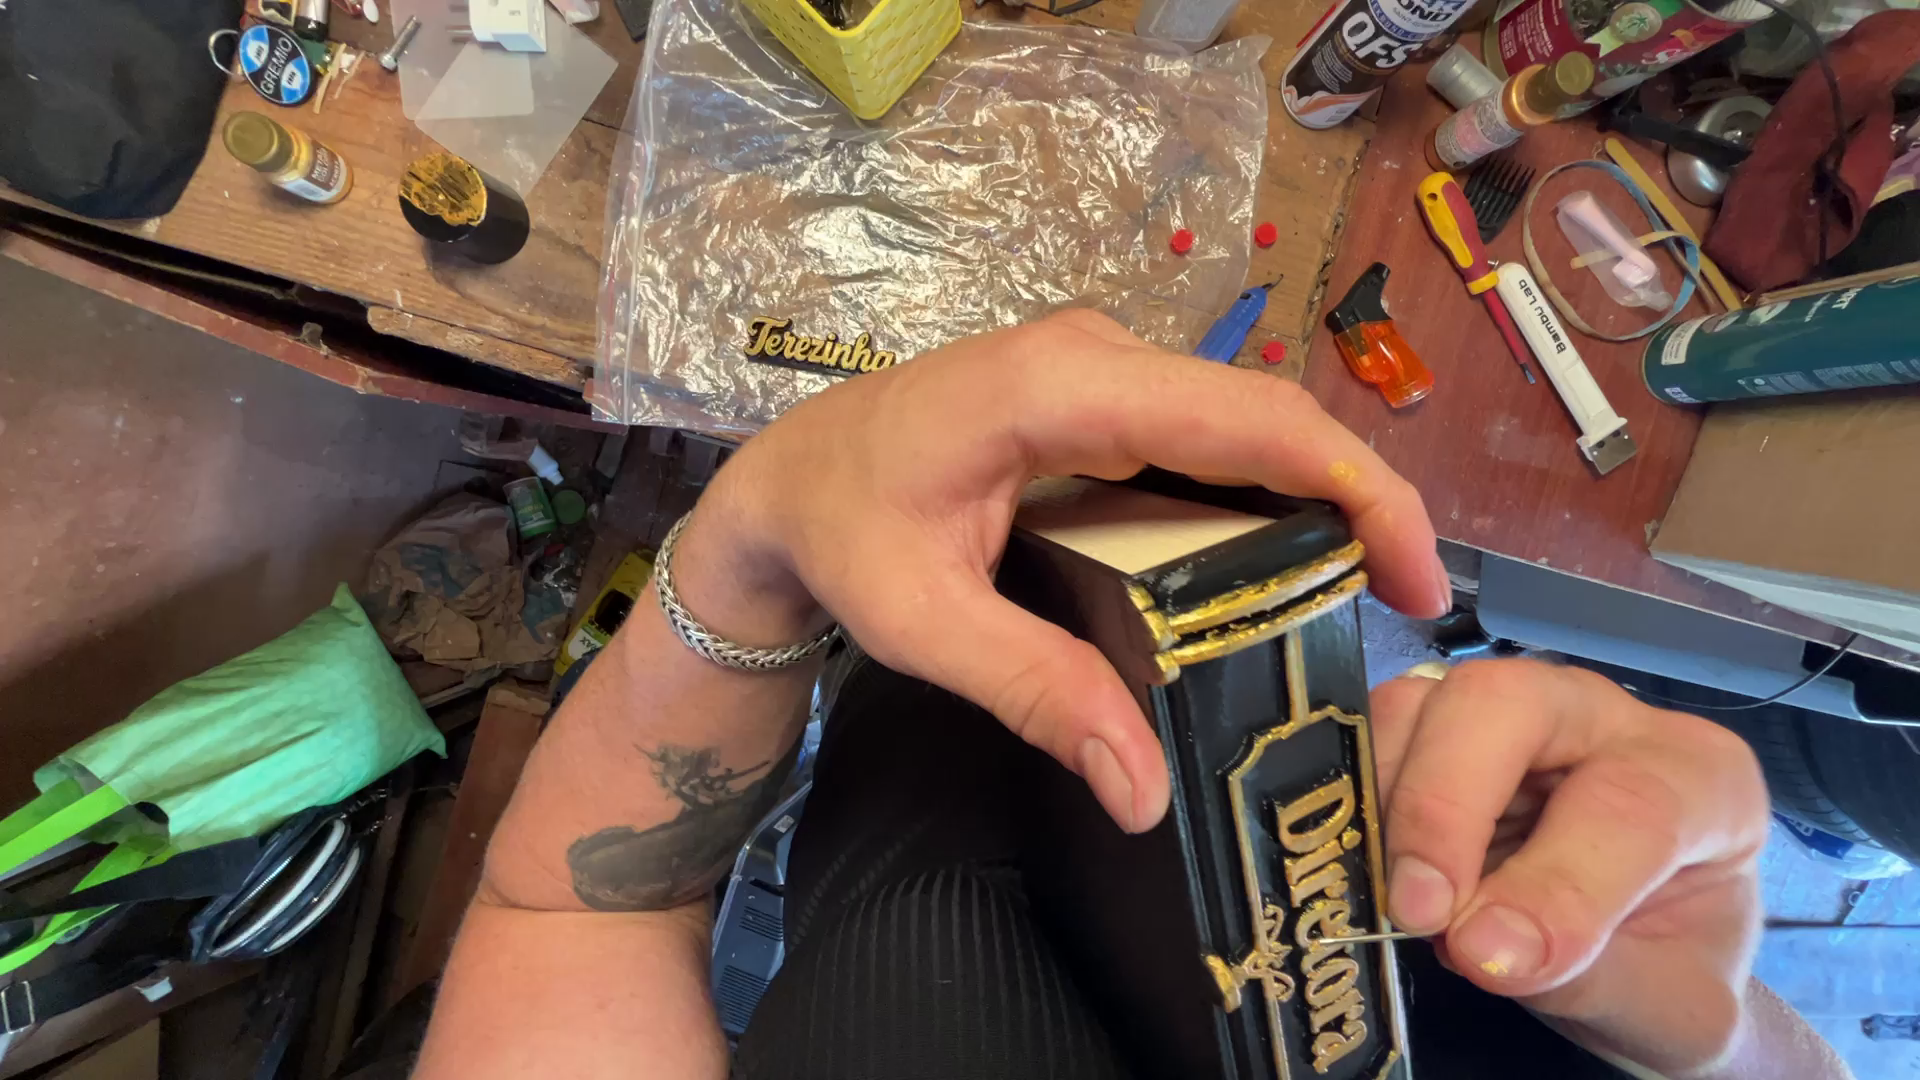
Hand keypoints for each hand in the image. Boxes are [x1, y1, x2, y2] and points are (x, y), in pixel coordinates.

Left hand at [673, 310, 1450, 832]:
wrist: (786, 482)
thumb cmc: (841, 532)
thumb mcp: (926, 621)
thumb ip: (1036, 692)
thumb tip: (1143, 789)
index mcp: (1059, 386)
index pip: (1249, 420)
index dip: (1359, 490)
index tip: (1420, 579)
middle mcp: (1090, 354)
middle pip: (1261, 415)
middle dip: (1350, 501)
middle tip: (1394, 607)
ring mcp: (1089, 365)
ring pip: (1234, 421)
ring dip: (1305, 496)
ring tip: (1345, 591)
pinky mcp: (1084, 392)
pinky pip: (1192, 432)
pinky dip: (1246, 488)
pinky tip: (1262, 555)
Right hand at [1372, 659, 1771, 1074]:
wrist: (1618, 944)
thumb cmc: (1660, 964)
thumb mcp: (1667, 1005)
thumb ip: (1584, 976)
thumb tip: (1469, 942)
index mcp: (1694, 773)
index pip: (1624, 802)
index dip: (1554, 883)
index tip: (1490, 957)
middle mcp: (1588, 710)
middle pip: (1501, 702)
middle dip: (1444, 802)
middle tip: (1416, 905)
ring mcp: (1490, 703)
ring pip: (1415, 703)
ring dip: (1385, 795)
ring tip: (1391, 889)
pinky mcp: (1420, 717)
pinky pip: (1367, 724)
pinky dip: (1357, 787)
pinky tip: (1369, 852)